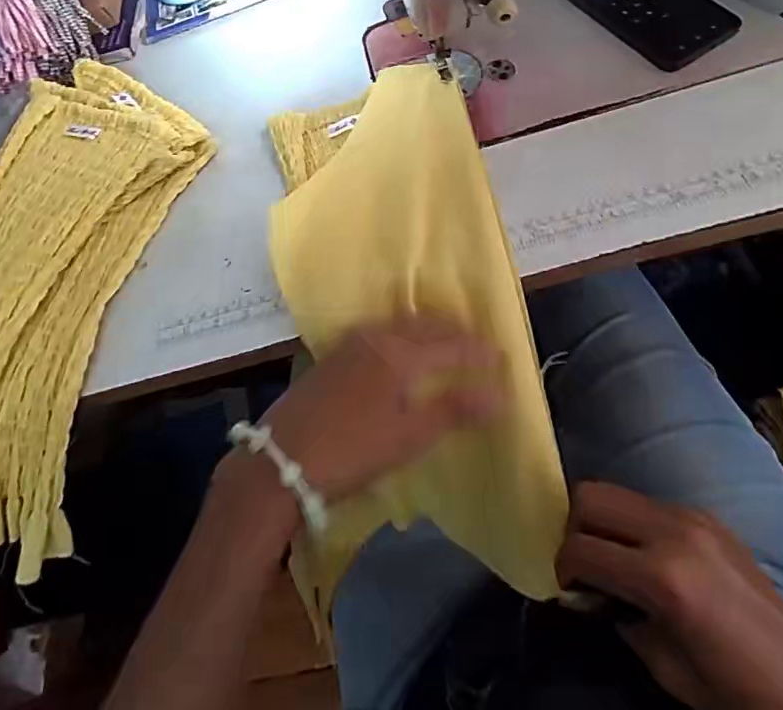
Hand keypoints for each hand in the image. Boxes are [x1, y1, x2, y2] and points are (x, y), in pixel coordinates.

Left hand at [255, 316, 502, 501]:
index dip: (477, 352)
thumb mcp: (409, 436)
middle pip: (425, 326)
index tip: (501, 356)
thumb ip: (454, 411)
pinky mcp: (334, 355)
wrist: (282, 458)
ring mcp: (352, 343)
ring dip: (427, 330)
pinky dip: (402, 335)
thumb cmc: (353, 449)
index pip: (450, 347)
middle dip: (454, 333)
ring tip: (444, 342)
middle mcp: (378, 338)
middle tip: (476, 343)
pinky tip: (401, 350)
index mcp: (400, 354)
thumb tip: (499, 396)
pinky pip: (380, 332)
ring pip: (400, 325)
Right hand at [556, 482, 782, 709]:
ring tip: (612, 559)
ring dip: (602, 520)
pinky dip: (631, 523)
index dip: (563, 568)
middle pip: (591, 495)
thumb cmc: (736, 688)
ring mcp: (691, 516)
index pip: (582, 547)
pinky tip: (645, 557)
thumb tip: (593, 595)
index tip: (570, 589)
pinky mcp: (704, 515)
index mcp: (662, 576)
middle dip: (574, 528)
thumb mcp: (666, 668)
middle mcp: (672, 531)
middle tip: (584, 565)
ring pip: (616, 491)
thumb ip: (621, 620)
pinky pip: (647, 504)